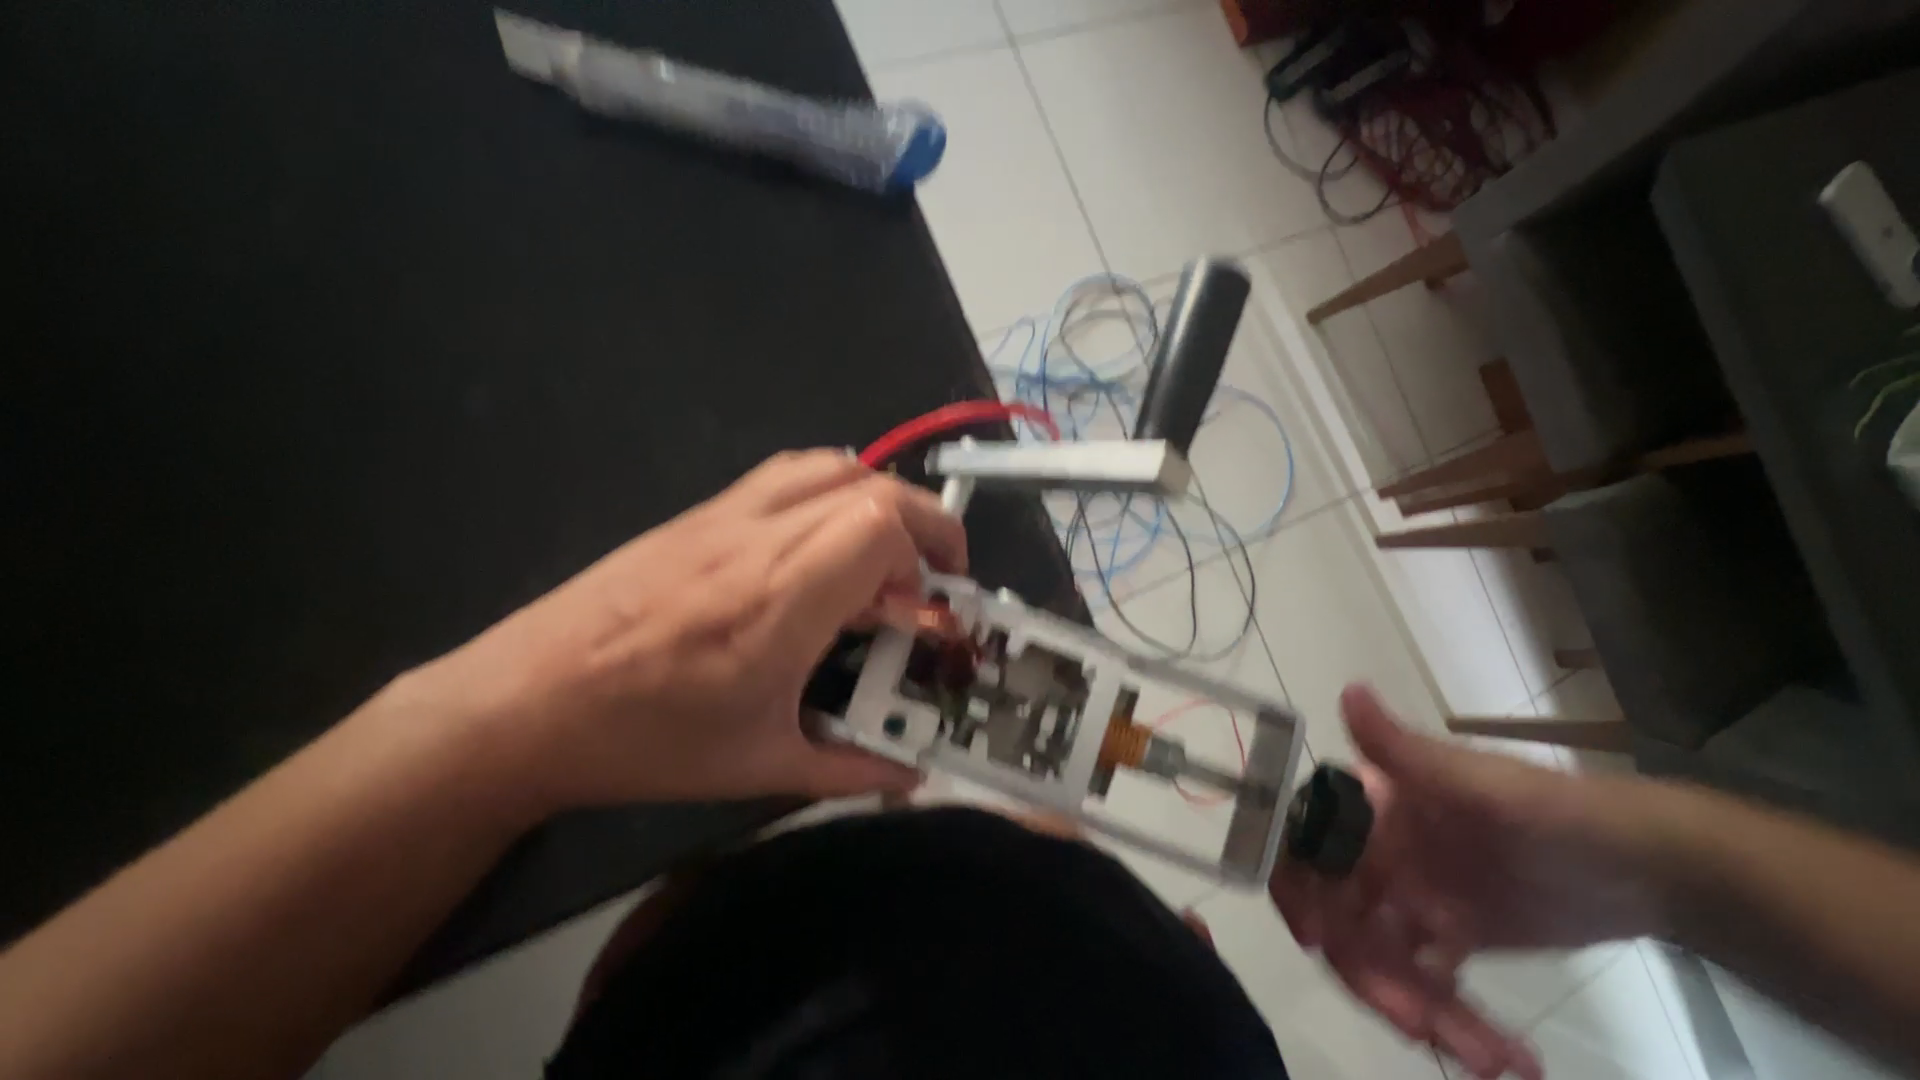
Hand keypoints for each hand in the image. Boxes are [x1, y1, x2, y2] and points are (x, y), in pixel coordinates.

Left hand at [403, 450, 965, 812]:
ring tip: (887, 550)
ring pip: (827, 465)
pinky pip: (784, 474)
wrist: (527, 703)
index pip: (881, 524)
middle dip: (923, 523)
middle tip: (931, 577)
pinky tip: (825, 538)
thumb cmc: (646, 741)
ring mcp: (724, 517)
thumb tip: (911, 778)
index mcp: (780, 602)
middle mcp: (759, 541)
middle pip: (869, 486)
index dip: (928, 552)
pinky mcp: (698, 515)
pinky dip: (830, 489)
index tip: (932, 602)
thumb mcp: (757, 767)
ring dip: (878, 496)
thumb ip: (848, 768)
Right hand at [1269, 686, 1666, 1079]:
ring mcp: (1411, 900)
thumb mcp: (1480, 784)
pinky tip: (1507, 1057)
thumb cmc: (1556, 811)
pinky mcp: (1448, 938)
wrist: (1649, 867)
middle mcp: (1379, 855)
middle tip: (1422, 1024)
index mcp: (1373, 813)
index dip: (1300, 892)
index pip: (1311, 851)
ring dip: (1427, 1017)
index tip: (1318, 939)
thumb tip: (1349, 690)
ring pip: (1383, 965)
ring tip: (1493, 1058)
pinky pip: (1428, 988)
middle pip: (1342, 922)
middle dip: (1375, 978)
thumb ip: (1406, 750)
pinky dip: (1457, 1026)